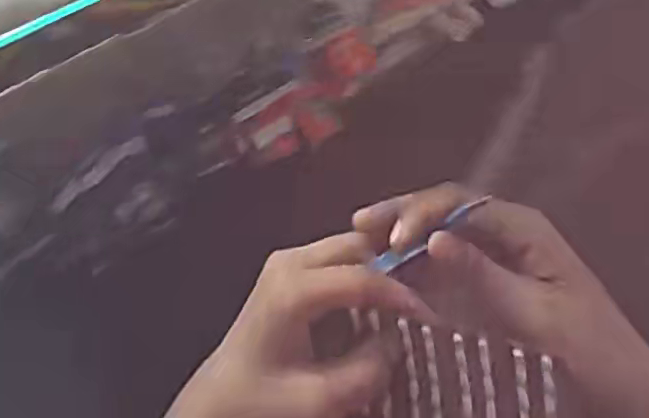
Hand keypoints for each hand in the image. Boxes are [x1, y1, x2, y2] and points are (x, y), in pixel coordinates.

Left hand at [167, 232, 435, 417]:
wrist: (217, 398)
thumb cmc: (263, 401)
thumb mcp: (320, 400)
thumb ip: (366, 369)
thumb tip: (396, 338)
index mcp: (293, 288)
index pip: (361, 277)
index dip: (400, 294)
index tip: (431, 315)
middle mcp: (289, 260)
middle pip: (354, 245)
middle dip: (388, 270)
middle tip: (416, 304)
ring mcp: (286, 260)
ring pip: (346, 248)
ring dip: (372, 273)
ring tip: (395, 309)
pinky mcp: (287, 269)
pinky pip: (333, 261)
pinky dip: (356, 279)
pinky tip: (366, 312)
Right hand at [353, 184, 648, 417]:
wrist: (634, 399)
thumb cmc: (594, 356)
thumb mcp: (539, 319)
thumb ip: (485, 278)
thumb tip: (434, 239)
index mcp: (523, 227)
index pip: (459, 203)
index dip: (421, 214)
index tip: (390, 239)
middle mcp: (508, 231)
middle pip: (446, 208)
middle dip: (403, 213)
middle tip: (360, 223)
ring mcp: (500, 255)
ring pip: (443, 230)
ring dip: (405, 234)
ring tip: (364, 239)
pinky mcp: (495, 283)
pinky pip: (449, 261)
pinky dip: (417, 263)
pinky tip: (391, 269)